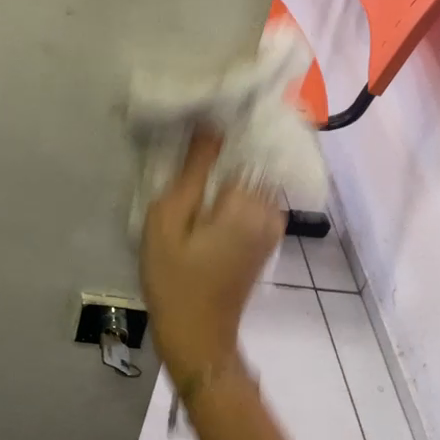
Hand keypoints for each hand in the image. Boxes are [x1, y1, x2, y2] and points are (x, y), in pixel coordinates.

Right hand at [140, 131, 285, 377]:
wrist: (197, 336)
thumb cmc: (175, 278)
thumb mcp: (168, 218)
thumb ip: (192, 171)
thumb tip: (210, 125)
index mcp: (247, 202)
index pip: (247, 142)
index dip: (226, 121)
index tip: (201, 102)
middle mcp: (270, 209)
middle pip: (252, 156)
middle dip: (225, 139)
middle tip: (189, 125)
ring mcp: (271, 224)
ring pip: (251, 173)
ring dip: (226, 160)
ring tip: (192, 148)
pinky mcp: (265, 234)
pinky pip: (251, 192)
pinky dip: (231, 181)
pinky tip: (203, 178)